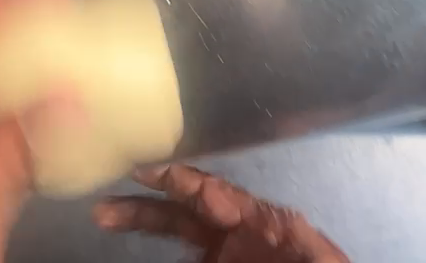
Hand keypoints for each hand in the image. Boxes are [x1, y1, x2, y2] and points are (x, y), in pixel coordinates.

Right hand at [94, 165, 349, 262]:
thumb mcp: (322, 260)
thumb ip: (303, 239)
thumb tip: (287, 221)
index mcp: (258, 219)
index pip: (214, 194)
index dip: (183, 181)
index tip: (152, 171)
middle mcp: (232, 230)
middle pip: (182, 208)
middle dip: (146, 199)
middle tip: (107, 195)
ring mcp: (222, 252)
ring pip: (173, 229)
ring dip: (140, 220)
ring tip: (103, 216)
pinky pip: (183, 255)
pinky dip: (156, 248)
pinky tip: (134, 247)